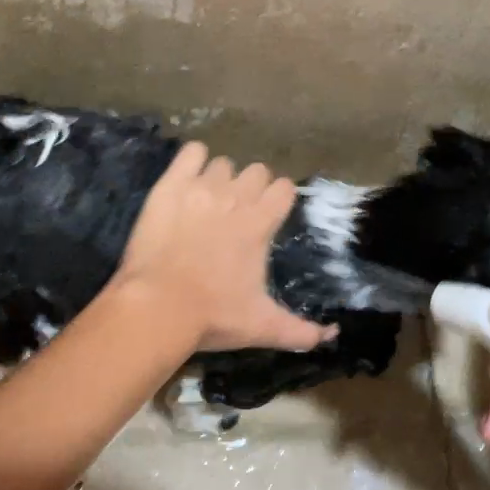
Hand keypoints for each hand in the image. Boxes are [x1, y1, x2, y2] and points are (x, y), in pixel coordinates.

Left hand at [108, 142, 336, 353]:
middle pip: (256, 171)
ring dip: (220, 179)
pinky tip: (188, 179)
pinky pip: (191, 152)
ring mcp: (202, 187)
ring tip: (208, 202)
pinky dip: (192, 161)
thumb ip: (300, 331)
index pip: (284, 187)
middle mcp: (236, 197)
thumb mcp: (262, 326)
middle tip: (238, 212)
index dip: (279, 199)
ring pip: (222, 163)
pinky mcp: (171, 184)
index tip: (268, 216)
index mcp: (260, 223)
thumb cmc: (213, 315)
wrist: (158, 306)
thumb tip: (332, 336)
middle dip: (251, 188)